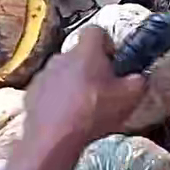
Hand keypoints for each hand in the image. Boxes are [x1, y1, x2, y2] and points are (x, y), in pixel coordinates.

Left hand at [23, 27, 148, 150]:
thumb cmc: (95, 112)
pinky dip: (57, 99)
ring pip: (63, 72)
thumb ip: (139, 82)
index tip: (114, 60)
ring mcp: (43, 74)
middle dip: (90, 67)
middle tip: (102, 89)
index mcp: (87, 52)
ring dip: (73, 83)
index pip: (96, 31)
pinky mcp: (31, 93)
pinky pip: (48, 90)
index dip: (107, 42)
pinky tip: (66, 118)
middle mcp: (62, 56)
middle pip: (79, 54)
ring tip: (83, 107)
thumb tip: (139, 77)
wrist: (54, 138)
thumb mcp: (130, 98)